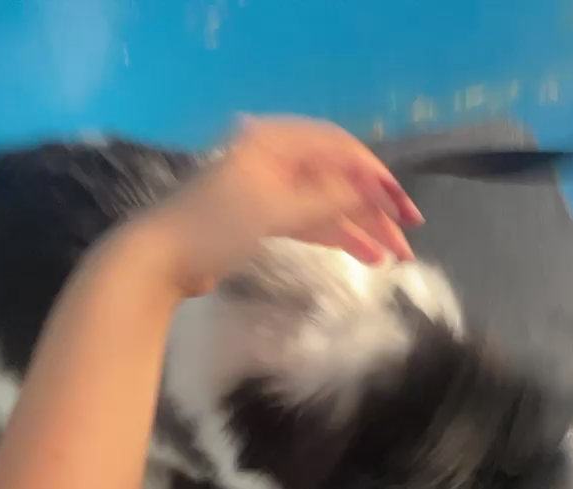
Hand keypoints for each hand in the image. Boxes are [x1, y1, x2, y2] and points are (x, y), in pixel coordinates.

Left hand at [139, 115, 424, 293]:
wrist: (164, 261)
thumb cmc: (214, 227)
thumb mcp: (274, 210)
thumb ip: (326, 199)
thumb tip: (370, 190)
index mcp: (276, 143)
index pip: (340, 150)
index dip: (377, 178)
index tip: (404, 209)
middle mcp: (279, 160)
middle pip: (340, 179)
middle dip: (376, 209)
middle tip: (408, 239)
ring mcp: (275, 190)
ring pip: (332, 206)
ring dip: (364, 229)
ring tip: (395, 258)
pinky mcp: (270, 218)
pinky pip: (316, 223)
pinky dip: (341, 238)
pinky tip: (369, 257)